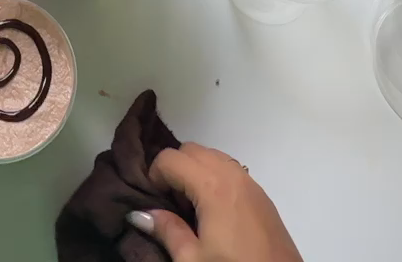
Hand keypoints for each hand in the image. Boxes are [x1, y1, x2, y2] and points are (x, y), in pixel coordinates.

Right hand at [132, 143, 302, 261]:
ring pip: (212, 156)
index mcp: (211, 184)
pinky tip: (215, 213)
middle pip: (191, 149)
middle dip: (175, 169)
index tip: (155, 202)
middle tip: (171, 203)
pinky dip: (215, 178)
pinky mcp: (262, 196)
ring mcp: (250, 182)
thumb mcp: (192, 260)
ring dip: (196, 171)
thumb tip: (139, 214)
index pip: (170, 158)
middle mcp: (231, 173)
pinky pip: (230, 169)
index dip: (155, 175)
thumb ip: (166, 230)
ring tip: (193, 208)